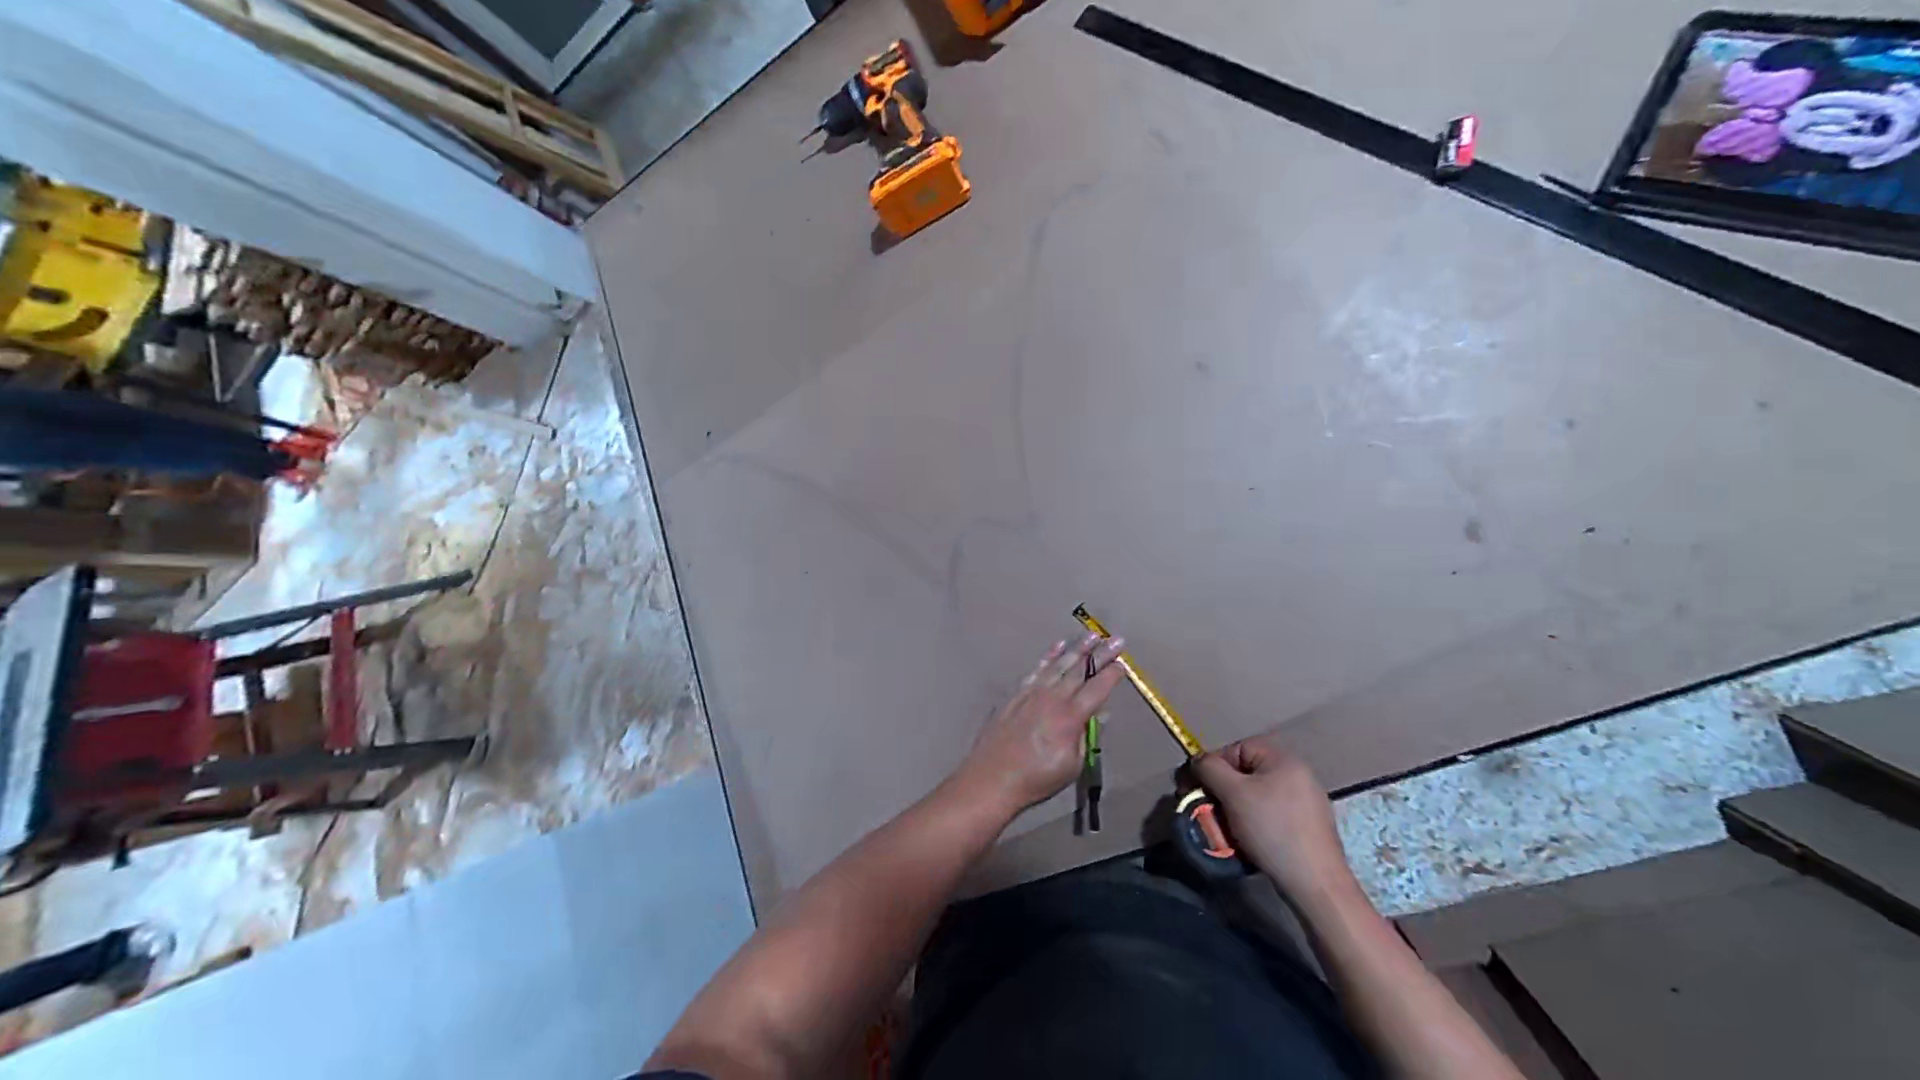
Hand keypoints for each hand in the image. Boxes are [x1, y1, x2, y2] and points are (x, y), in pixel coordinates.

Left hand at [954, 633, 1125, 814]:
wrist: (992, 778)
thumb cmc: (1036, 779)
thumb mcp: (1072, 765)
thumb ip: (1085, 736)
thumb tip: (1097, 715)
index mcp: (1070, 717)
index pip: (1097, 689)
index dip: (1112, 675)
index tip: (1123, 663)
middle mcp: (1053, 698)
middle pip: (1080, 671)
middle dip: (1100, 654)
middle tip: (1116, 639)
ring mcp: (1032, 693)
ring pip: (1059, 665)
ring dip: (1077, 649)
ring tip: (1091, 635)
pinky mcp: (1016, 694)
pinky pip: (1036, 670)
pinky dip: (1048, 656)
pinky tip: (1057, 647)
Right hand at [1193, 734, 1353, 899]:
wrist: (1314, 883)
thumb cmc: (1271, 829)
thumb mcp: (1232, 793)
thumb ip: (1209, 768)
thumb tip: (1197, 762)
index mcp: (1283, 759)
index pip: (1236, 749)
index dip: (1214, 766)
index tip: (1200, 790)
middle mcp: (1299, 774)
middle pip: (1246, 773)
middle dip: (1224, 791)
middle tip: (1211, 811)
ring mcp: (1307, 801)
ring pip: (1257, 796)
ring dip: (1236, 809)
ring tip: (1228, 829)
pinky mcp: (1308, 826)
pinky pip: (1271, 814)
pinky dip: (1254, 823)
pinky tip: (1249, 841)